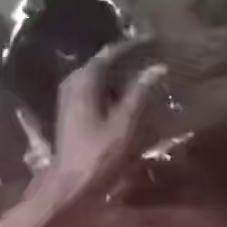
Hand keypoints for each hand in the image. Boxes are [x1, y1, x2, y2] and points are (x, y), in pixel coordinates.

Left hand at [35, 41, 165, 207]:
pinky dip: (113, 87)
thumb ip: (139, 93)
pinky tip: (129, 94)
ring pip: (99, 76)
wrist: (70, 185)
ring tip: (146, 72)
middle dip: (128, 58)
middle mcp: (73, 82)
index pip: (111, 53)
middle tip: (153, 56)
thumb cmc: (98, 156)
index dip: (133, 46)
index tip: (154, 41)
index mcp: (84, 81)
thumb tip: (156, 67)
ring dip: (121, 73)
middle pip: (104, 62)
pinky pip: (95, 89)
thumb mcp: (124, 124)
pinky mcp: (71, 110)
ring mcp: (69, 96)